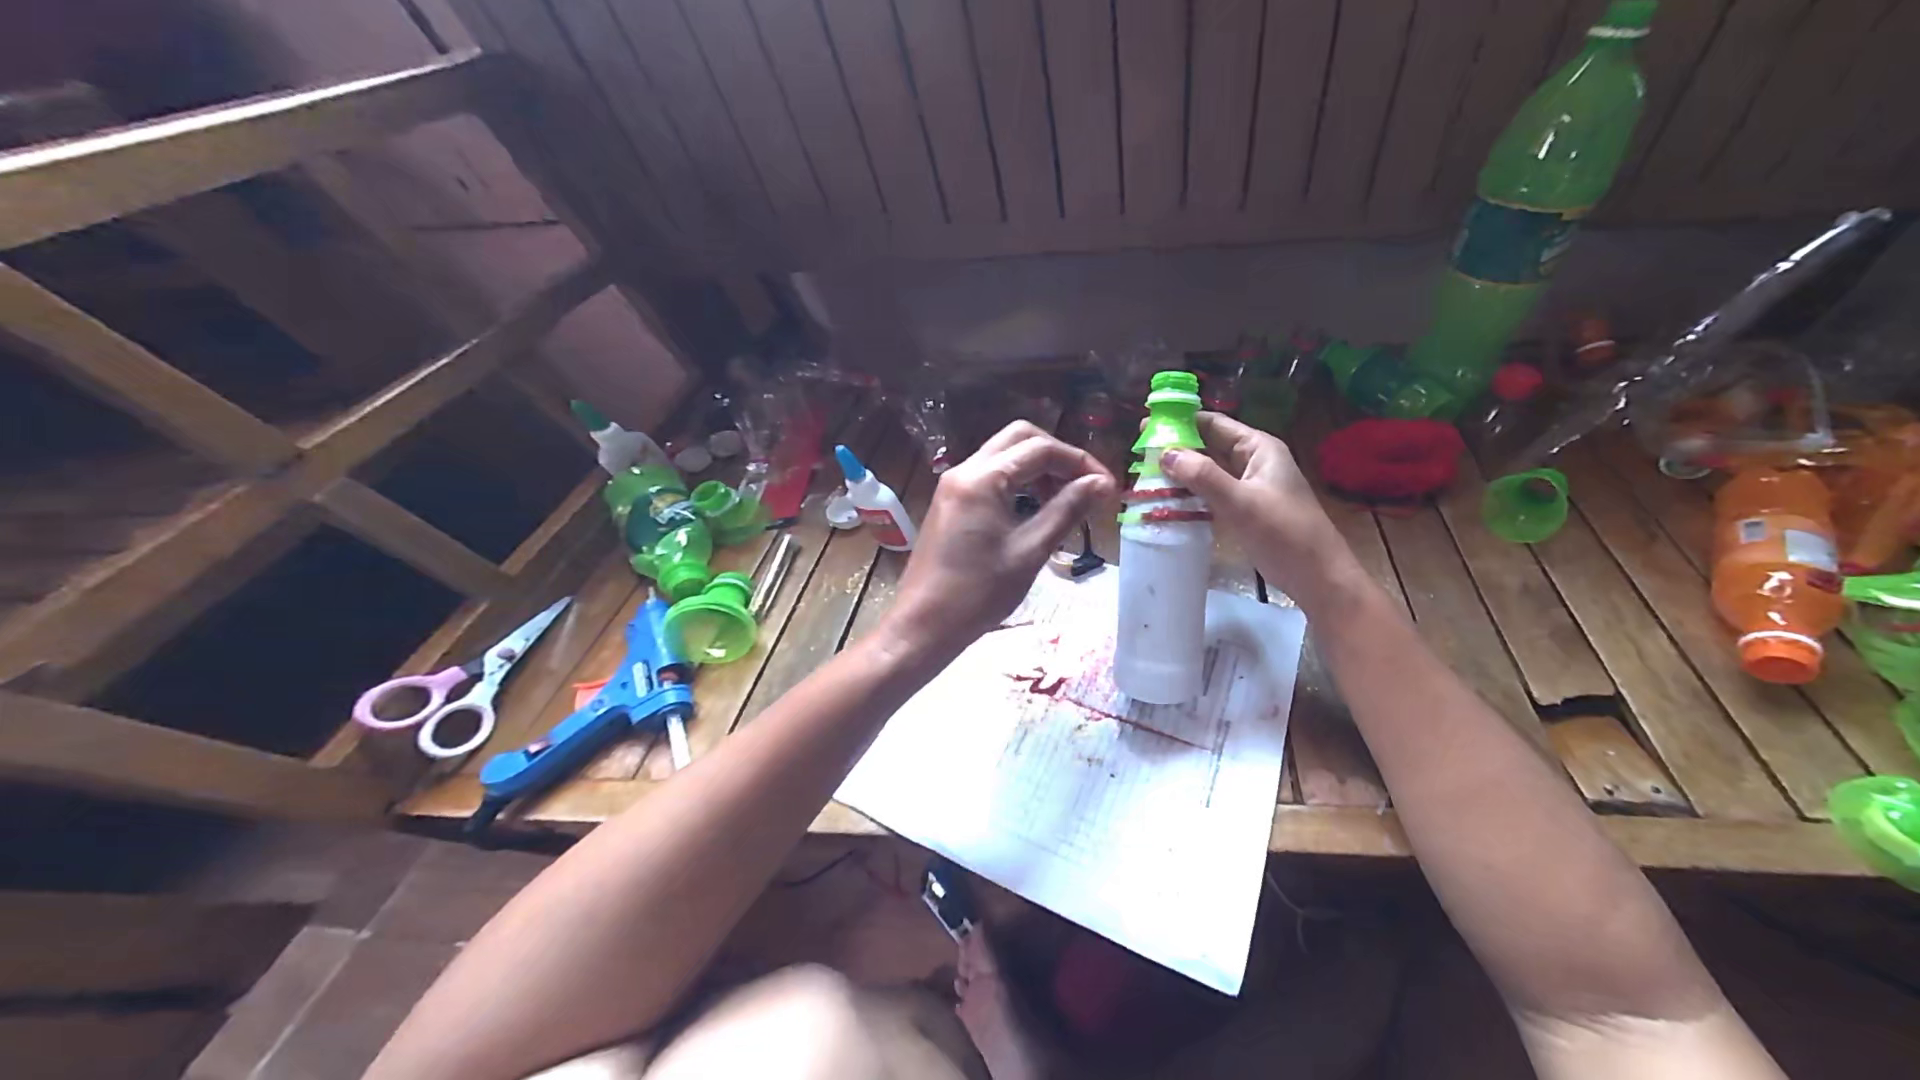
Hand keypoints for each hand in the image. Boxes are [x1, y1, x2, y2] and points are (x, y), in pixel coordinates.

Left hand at [886, 422, 1115, 654]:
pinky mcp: (951, 503)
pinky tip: (1037, 510)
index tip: (1108, 489)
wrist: (924, 625)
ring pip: (1005, 456)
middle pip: (1020, 439)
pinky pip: (991, 477)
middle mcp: (964, 471)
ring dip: (1039, 469)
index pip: (1041, 449)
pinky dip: (1018, 483)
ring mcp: (953, 486)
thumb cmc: (978, 593)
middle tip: (1086, 486)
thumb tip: (1102, 484)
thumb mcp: (1030, 551)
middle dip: (1059, 457)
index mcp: (982, 478)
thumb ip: (1067, 510)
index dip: (1081, 463)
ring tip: (1067, 501)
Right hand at [1158, 412, 1362, 611]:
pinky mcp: (1242, 509)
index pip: (1214, 423)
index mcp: (1258, 448)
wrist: (1317, 576)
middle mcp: (1252, 461)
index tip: (1146, 426)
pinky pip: (1209, 493)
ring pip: (1206, 471)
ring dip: (1179, 473)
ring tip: (1143, 475)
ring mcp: (1247, 486)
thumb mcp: (1241, 502)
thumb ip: (1202, 476)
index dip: (1181, 421)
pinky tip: (1165, 500)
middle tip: (1137, 453)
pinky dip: (1189, 494)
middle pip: (1207, 446)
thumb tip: (1164, 452)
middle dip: (1175, 448)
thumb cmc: (1285, 533)